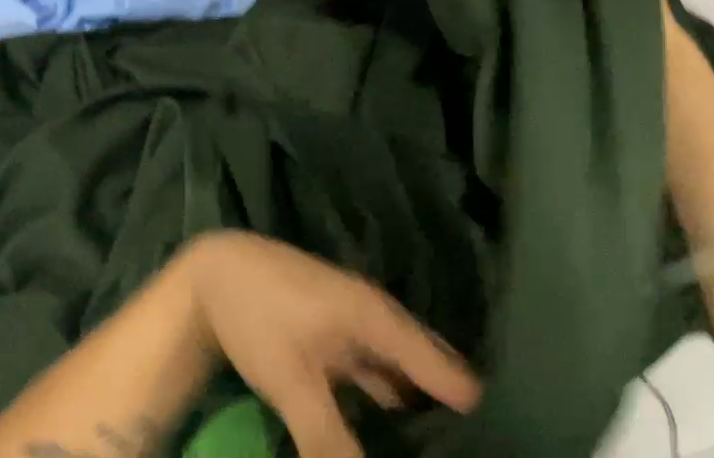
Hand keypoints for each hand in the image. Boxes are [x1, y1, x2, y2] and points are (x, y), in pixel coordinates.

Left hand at [177, 231, 480, 457]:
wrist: (214, 272)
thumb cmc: (258, 317)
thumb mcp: (291, 381)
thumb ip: (329, 438)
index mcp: (381, 320)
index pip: (449, 374)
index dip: (475, 412)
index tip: (499, 442)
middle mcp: (379, 319)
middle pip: (433, 370)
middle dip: (451, 413)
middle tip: (472, 448)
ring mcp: (358, 325)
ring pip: (404, 373)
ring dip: (420, 408)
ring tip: (440, 446)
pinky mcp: (338, 334)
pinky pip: (379, 371)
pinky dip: (391, 399)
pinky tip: (394, 429)